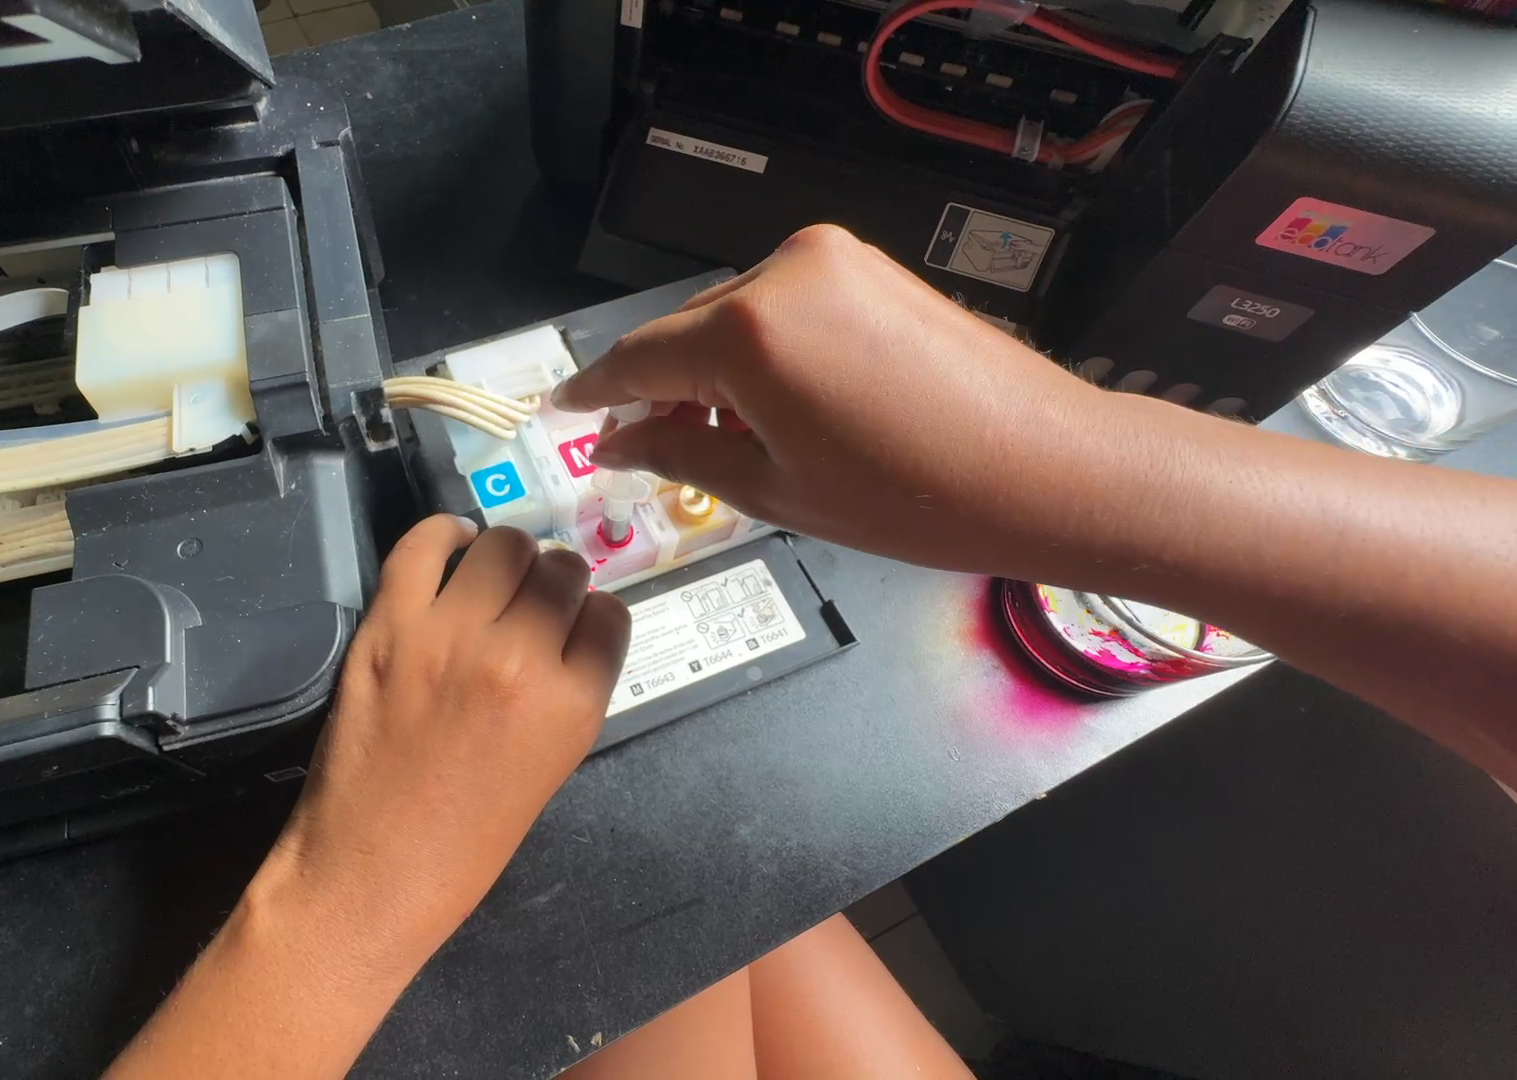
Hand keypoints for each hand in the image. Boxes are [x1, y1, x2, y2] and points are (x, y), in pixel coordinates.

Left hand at [261, 515, 629, 969]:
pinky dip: (445, 534)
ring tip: (493, 578)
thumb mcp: (554, 764)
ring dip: (510, 555)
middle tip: (531, 602)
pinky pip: (424, 544)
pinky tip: (453, 548)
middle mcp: (520, 657)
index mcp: (573, 704)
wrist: (370, 874)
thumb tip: (567, 620)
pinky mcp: (389, 625)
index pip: (610, 613)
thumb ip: (571, 686)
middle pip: (562, 568)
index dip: (593, 615)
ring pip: (504, 544)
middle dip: (557, 580)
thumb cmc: (470, 840)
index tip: (574, 623)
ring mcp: (450, 635)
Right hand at [551, 224, 1108, 572]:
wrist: (1048, 470)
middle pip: (684, 335)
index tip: (562, 407)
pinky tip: (765, 406)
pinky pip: (777, 308)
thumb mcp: (770, 488)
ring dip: (707, 376)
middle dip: (658, 391)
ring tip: (714, 439)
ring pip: (729, 320)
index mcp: (747, 331)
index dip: (594, 390)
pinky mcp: (865, 267)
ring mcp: (830, 260)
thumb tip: (618, 442)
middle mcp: (781, 272)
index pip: (638, 359)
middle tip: (646, 447)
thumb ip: (678, 453)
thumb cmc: (901, 499)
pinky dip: (754, 355)